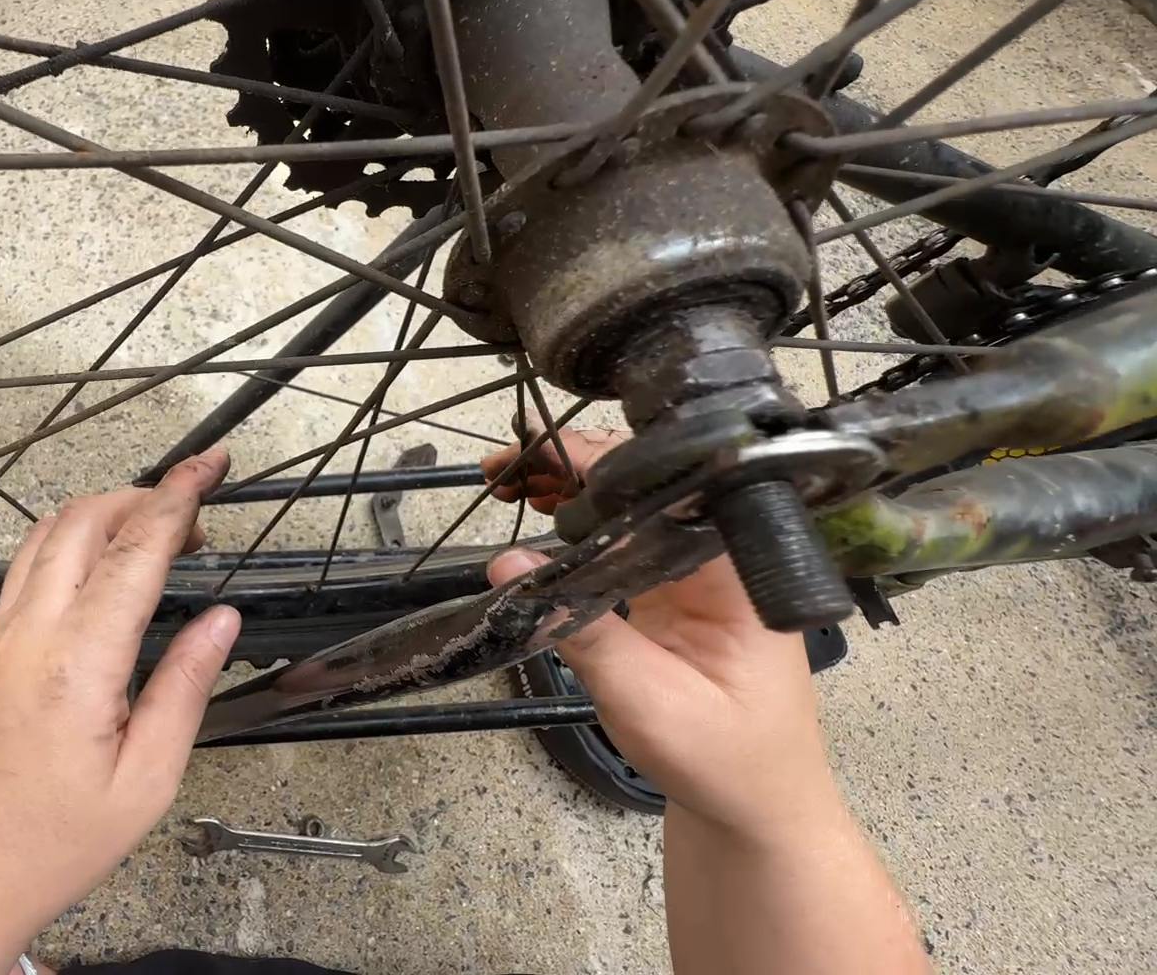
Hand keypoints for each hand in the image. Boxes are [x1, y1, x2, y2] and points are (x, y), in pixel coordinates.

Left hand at [0, 450, 240, 974]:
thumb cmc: (54, 841)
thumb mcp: (147, 779)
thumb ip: (186, 687)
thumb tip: (221, 620)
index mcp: (77, 662)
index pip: (135, 549)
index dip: (178, 497)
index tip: (209, 465)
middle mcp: (29, 631)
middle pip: (84, 519)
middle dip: (144, 495)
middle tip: (195, 516)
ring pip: (49, 533)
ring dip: (105, 514)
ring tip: (156, 537)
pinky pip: (28, 565)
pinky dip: (73, 541)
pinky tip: (104, 569)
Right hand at [484, 430, 842, 840]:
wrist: (752, 805)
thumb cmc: (720, 758)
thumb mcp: (647, 700)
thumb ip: (580, 629)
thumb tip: (504, 565)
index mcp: (734, 573)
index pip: (669, 491)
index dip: (601, 462)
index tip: (537, 450)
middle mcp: (715, 560)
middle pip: (644, 490)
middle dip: (573, 466)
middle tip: (503, 466)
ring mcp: (689, 575)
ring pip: (627, 511)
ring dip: (568, 489)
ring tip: (508, 481)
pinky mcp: (666, 592)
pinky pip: (618, 543)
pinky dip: (574, 525)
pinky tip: (539, 512)